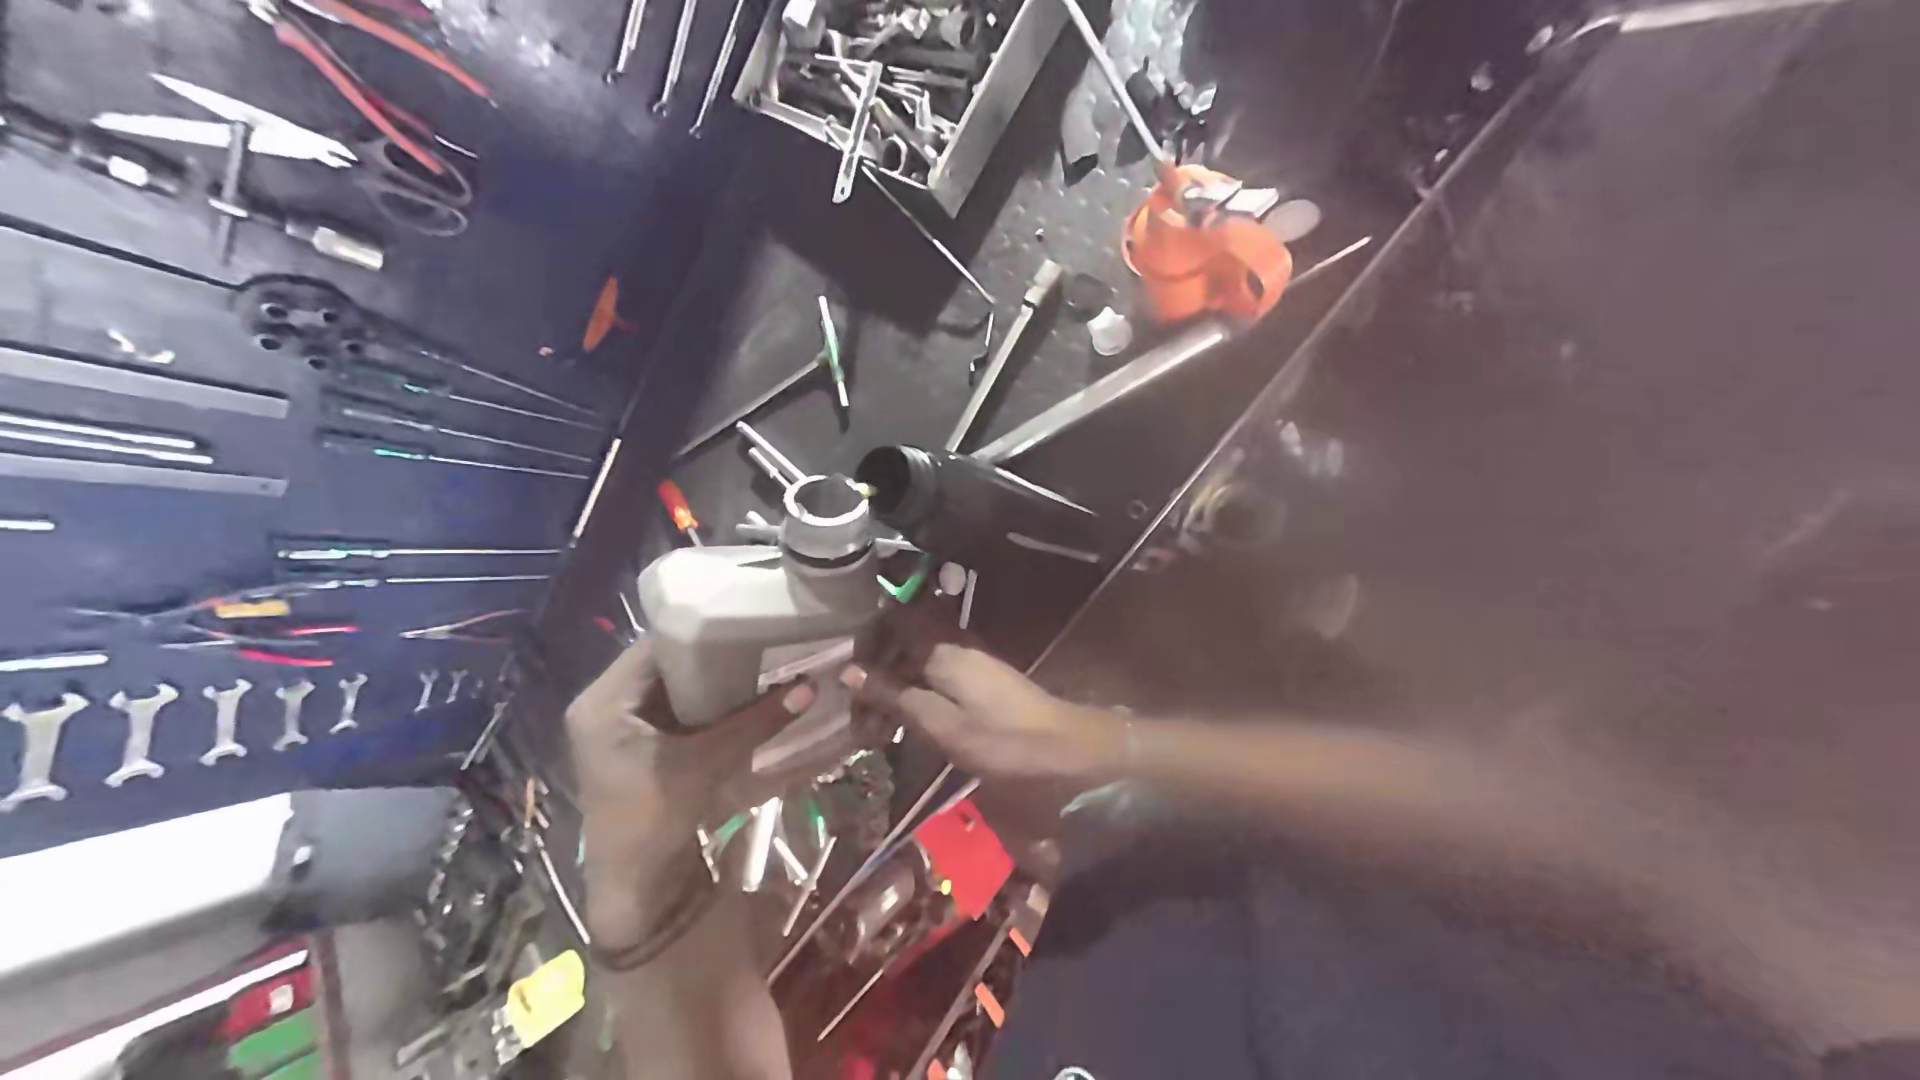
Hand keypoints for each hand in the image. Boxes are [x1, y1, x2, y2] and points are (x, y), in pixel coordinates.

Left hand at [566, 638, 815, 943]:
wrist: (636, 890)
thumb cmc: (655, 821)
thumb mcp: (706, 765)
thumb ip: (755, 723)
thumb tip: (811, 686)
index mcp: (603, 702)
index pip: (655, 644)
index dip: (700, 629)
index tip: (746, 619)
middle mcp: (605, 704)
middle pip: (665, 660)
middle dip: (712, 650)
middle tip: (760, 636)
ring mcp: (620, 723)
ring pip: (674, 682)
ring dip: (712, 674)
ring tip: (759, 656)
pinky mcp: (639, 740)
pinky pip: (676, 704)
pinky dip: (707, 697)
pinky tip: (743, 691)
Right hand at [853, 643, 1125, 783]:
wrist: (1062, 747)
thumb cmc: (1000, 738)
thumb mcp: (939, 724)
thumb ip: (894, 695)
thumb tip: (849, 671)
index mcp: (942, 647)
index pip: (892, 620)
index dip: (865, 642)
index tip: (848, 678)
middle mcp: (953, 643)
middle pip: (901, 642)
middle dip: (875, 674)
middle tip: (861, 720)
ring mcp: (968, 658)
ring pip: (916, 660)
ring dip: (893, 688)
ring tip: (878, 731)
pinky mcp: (977, 676)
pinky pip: (934, 673)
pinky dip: (914, 694)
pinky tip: (906, 725)